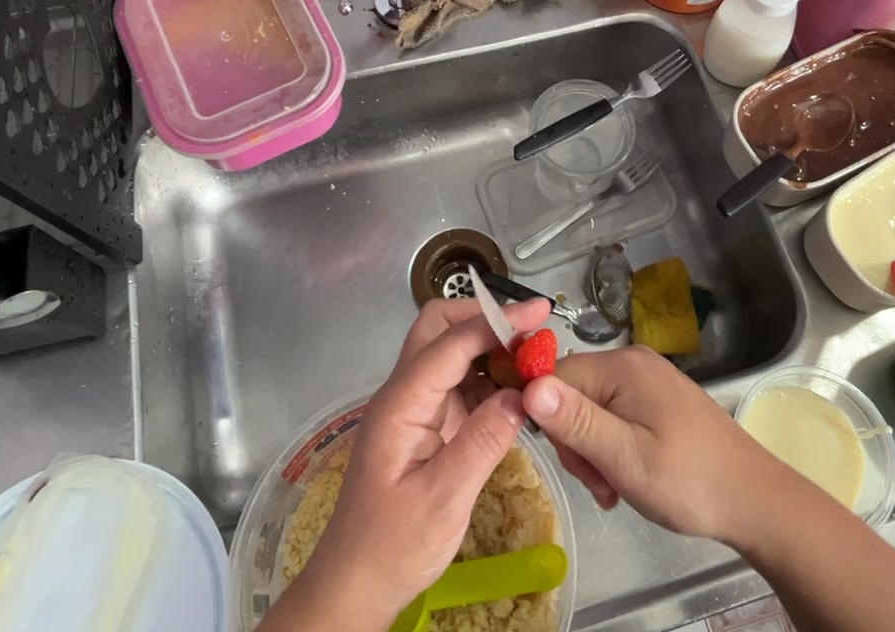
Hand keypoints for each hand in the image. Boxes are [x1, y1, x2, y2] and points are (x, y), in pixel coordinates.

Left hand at [270, 296, 553, 629]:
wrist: (355, 583)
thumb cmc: (393, 546)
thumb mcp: (443, 499)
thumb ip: (482, 443)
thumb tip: (521, 396)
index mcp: (402, 403)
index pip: (452, 341)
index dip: (497, 320)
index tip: (539, 311)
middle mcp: (405, 394)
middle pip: (439, 328)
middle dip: (485, 318)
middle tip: (532, 334)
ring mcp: (415, 408)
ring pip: (450, 352)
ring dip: (490, 347)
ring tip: (533, 361)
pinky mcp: (427, 426)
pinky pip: (459, 384)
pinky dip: (489, 378)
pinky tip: (517, 395)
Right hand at [521, 345, 781, 546]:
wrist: (755, 500)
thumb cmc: (688, 482)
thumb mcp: (625, 458)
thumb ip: (577, 422)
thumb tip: (527, 386)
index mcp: (622, 367)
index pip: (554, 376)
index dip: (549, 419)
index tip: (570, 461)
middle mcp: (633, 362)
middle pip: (572, 393)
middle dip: (576, 440)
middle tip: (601, 483)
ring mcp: (649, 380)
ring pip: (592, 408)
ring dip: (594, 450)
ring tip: (616, 488)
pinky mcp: (659, 399)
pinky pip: (616, 415)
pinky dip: (614, 447)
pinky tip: (628, 477)